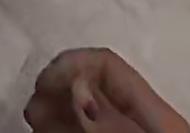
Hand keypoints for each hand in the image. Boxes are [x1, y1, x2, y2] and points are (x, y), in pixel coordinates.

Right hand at [24, 49, 189, 132]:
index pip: (107, 62)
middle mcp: (144, 112)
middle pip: (94, 84)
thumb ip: (112, 118)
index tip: (42, 81)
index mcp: (157, 104)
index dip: (71, 64)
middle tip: (32, 100)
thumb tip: (76, 84)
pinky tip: (46, 127)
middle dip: (59, 85)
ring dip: (57, 106)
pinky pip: (89, 128)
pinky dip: (64, 124)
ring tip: (32, 115)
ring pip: (89, 108)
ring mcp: (131, 127)